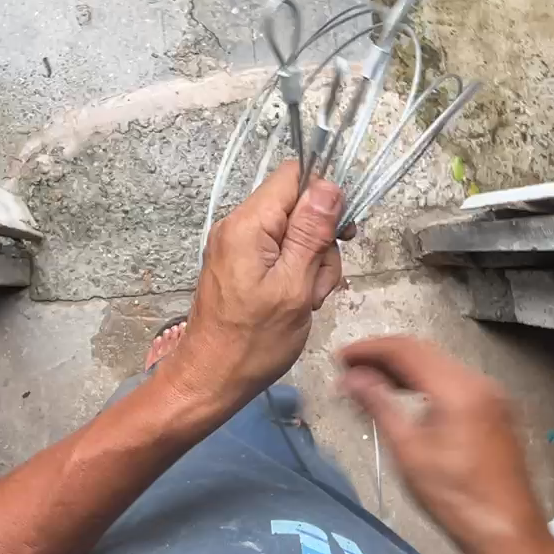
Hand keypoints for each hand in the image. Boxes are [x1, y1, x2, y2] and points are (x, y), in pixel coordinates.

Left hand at [167, 163, 344, 403]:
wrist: (212, 377)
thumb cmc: (252, 342)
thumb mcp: (293, 286)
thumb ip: (311, 233)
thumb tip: (328, 185)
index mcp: (247, 224)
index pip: (293, 176)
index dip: (324, 196)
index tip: (341, 230)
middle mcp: (238, 225)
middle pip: (297, 206)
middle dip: (320, 240)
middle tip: (317, 281)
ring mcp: (237, 244)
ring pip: (294, 232)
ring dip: (312, 263)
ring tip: (305, 299)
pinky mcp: (241, 262)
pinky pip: (280, 252)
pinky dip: (296, 272)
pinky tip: (297, 300)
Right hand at [338, 336, 542, 553]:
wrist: (510, 537)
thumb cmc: (456, 499)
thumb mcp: (407, 451)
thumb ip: (377, 404)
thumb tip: (351, 377)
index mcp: (457, 388)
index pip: (404, 350)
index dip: (368, 349)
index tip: (341, 357)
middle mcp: (477, 382)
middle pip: (421, 350)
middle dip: (381, 354)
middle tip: (349, 366)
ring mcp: (489, 395)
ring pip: (435, 362)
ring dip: (400, 366)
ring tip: (368, 379)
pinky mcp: (493, 409)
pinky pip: (450, 378)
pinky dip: (420, 378)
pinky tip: (401, 393)